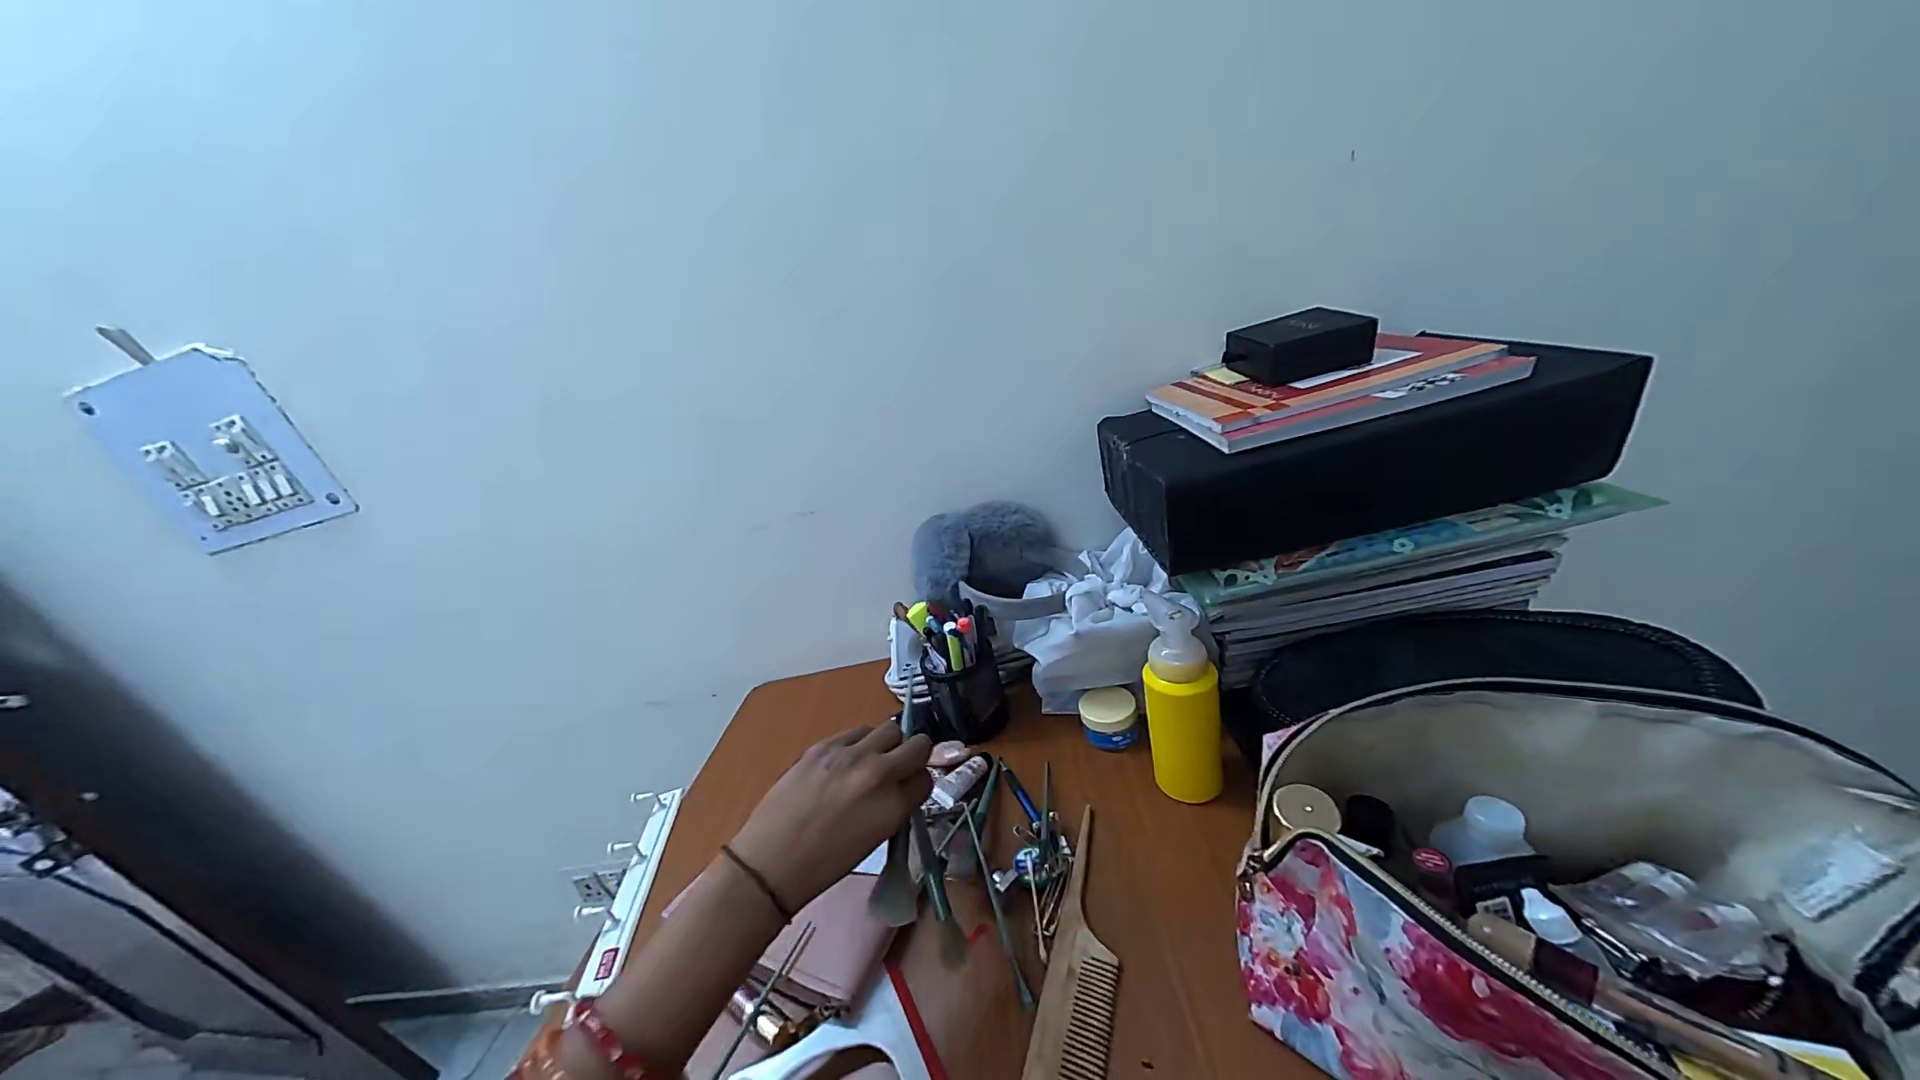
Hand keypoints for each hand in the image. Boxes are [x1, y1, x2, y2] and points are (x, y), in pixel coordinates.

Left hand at [728, 723, 932, 909]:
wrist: (772, 861)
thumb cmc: (826, 862)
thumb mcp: (877, 837)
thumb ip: (897, 805)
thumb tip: (905, 784)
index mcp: (894, 805)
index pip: (927, 777)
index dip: (918, 782)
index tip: (909, 787)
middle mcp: (878, 773)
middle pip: (917, 744)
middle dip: (913, 755)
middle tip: (898, 768)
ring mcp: (849, 755)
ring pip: (889, 728)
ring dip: (886, 744)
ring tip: (869, 762)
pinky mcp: (824, 745)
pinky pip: (856, 731)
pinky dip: (858, 742)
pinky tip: (845, 762)